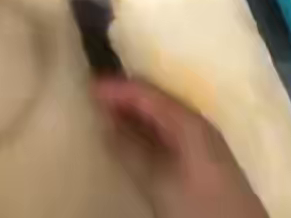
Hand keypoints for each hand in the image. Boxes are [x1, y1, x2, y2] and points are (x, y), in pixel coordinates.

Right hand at [95, 77, 268, 217]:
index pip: (146, 92)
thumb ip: (132, 151)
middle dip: (124, 99)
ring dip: (134, 118)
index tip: (87, 86)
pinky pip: (168, 138)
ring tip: (103, 120)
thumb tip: (105, 123)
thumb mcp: (161, 184)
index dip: (116, 88)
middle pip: (155, 101)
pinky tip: (131, 148)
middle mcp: (196, 126)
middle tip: (91, 100)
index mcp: (188, 121)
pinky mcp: (204, 169)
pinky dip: (146, 137)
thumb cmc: (201, 213)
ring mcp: (203, 147)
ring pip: (161, 120)